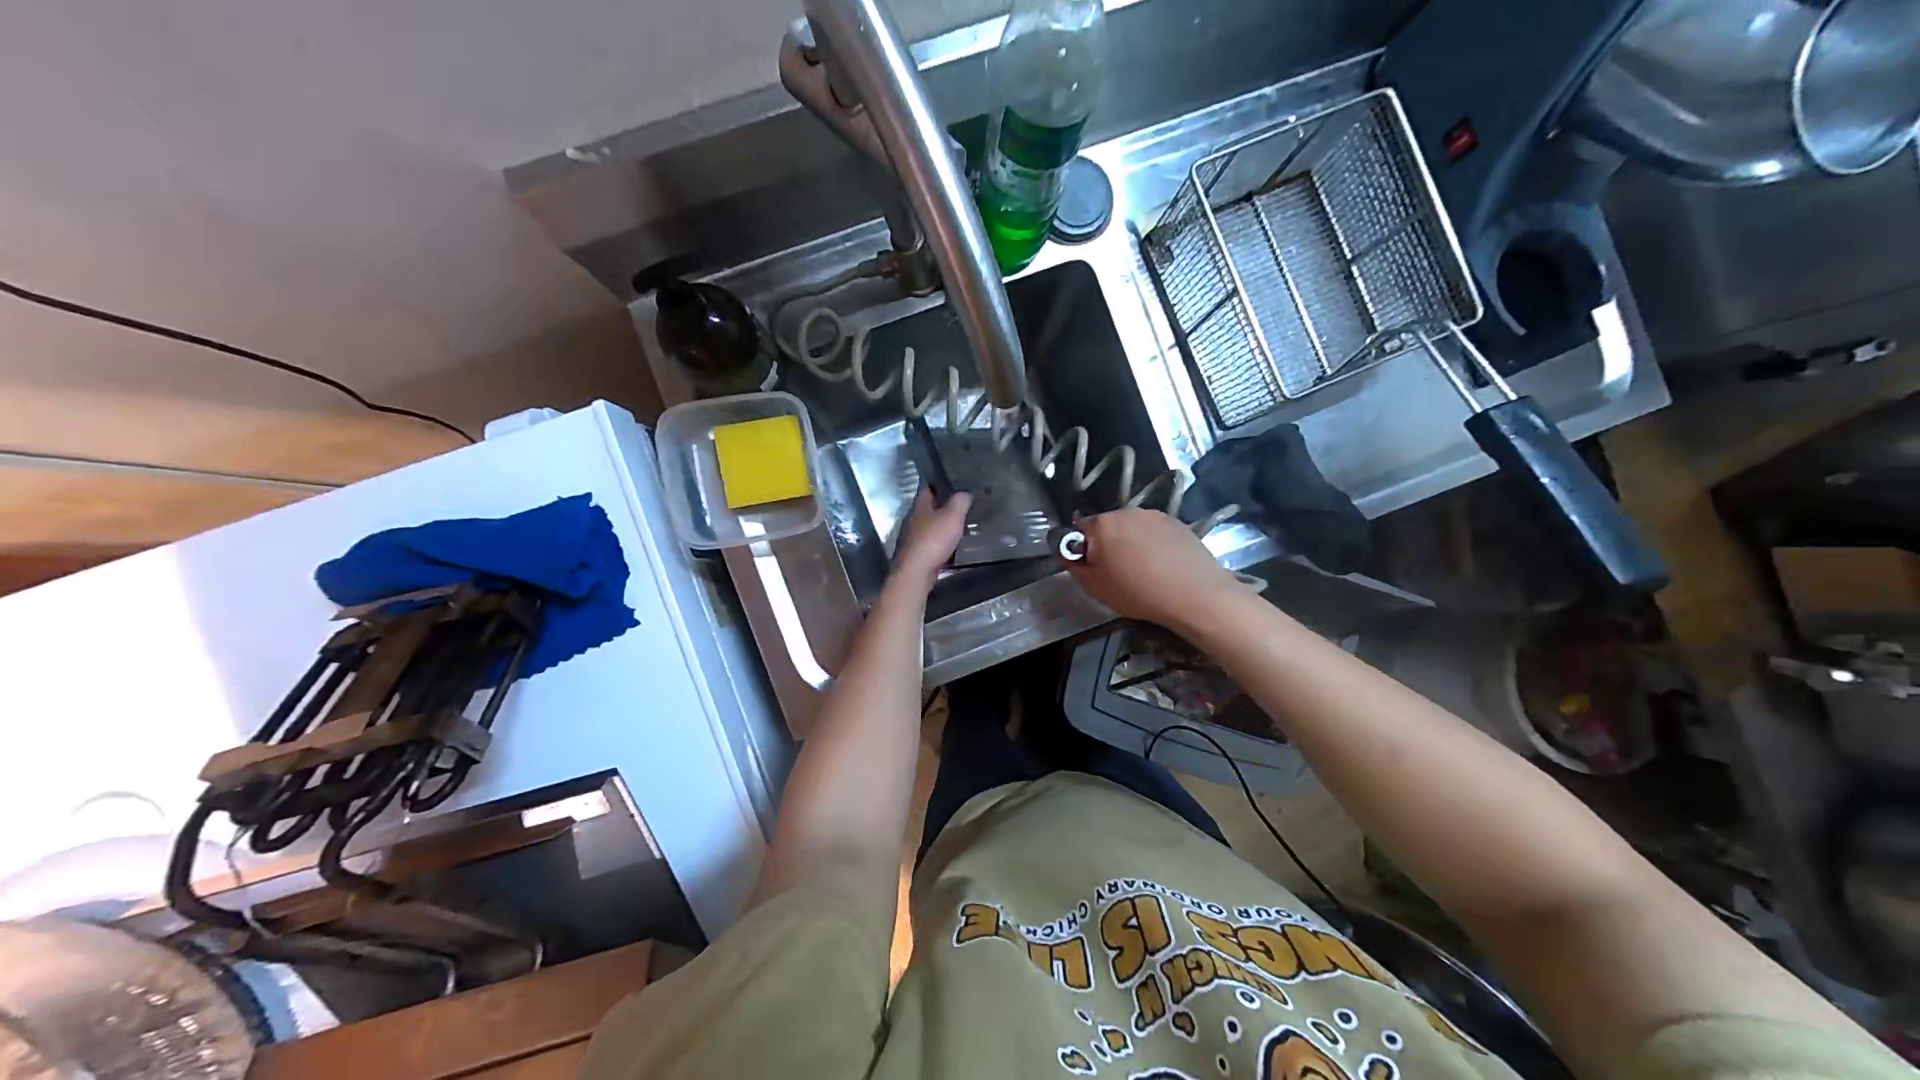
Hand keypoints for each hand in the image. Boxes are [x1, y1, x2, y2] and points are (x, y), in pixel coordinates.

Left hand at [891, 488, 970, 591]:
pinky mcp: (916, 552)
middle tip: (960, 503)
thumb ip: (960, 502)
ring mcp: (912, 536)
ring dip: (940, 523)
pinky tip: (950, 544)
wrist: (916, 571)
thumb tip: (965, 493)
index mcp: (920, 505)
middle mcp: (913, 518)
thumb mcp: (952, 516)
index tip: (952, 481)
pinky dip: (939, 540)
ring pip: (928, 524)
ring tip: (958, 523)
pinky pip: (930, 541)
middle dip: (942, 504)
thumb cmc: (934, 539)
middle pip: (928, 507)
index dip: (939, 482)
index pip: (927, 487)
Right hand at [1060, 508, 1241, 628]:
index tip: (1095, 569)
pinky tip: (1162, 565)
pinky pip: (1153, 532)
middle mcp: (1126, 511)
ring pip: (1132, 528)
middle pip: (1107, 526)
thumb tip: (1068, 551)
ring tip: (1144, 570)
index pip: (1079, 529)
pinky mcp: (1176, 522)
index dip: (1084, 550)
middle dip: (1108, 545)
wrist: (1194, 594)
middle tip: (1118, 573)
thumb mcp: (1095, 586)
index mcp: (1102, 524)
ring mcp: (1154, 515)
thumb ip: (1074, 564)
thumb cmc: (1138, 591)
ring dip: (1131, 543)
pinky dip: (1153, 544)